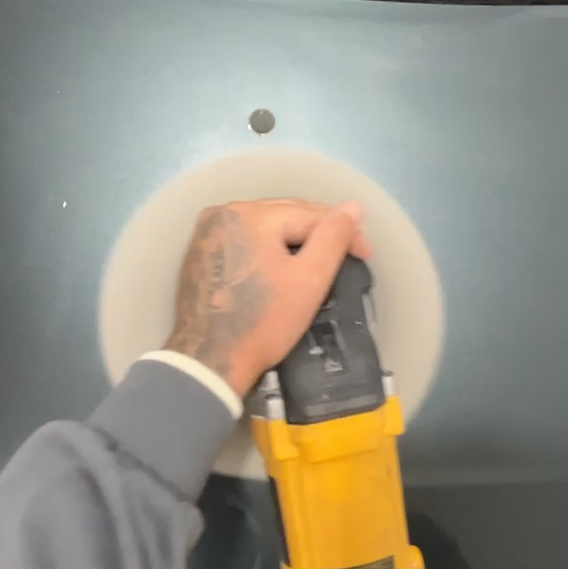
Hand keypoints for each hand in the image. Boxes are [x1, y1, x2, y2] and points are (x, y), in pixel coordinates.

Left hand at [163, 198, 371, 395]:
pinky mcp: (201, 252)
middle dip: (320, 233)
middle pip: (287, 215)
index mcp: (250, 214)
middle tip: (349, 255)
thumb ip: (333, 238)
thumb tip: (355, 206)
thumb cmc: (263, 322)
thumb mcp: (309, 280)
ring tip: (320, 259)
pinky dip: (270, 249)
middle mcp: (224, 213)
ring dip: (295, 239)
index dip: (345, 232)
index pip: (311, 214)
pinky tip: (284, 265)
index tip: (366, 255)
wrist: (209, 362)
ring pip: (268, 227)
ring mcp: (208, 232)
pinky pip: (247, 240)